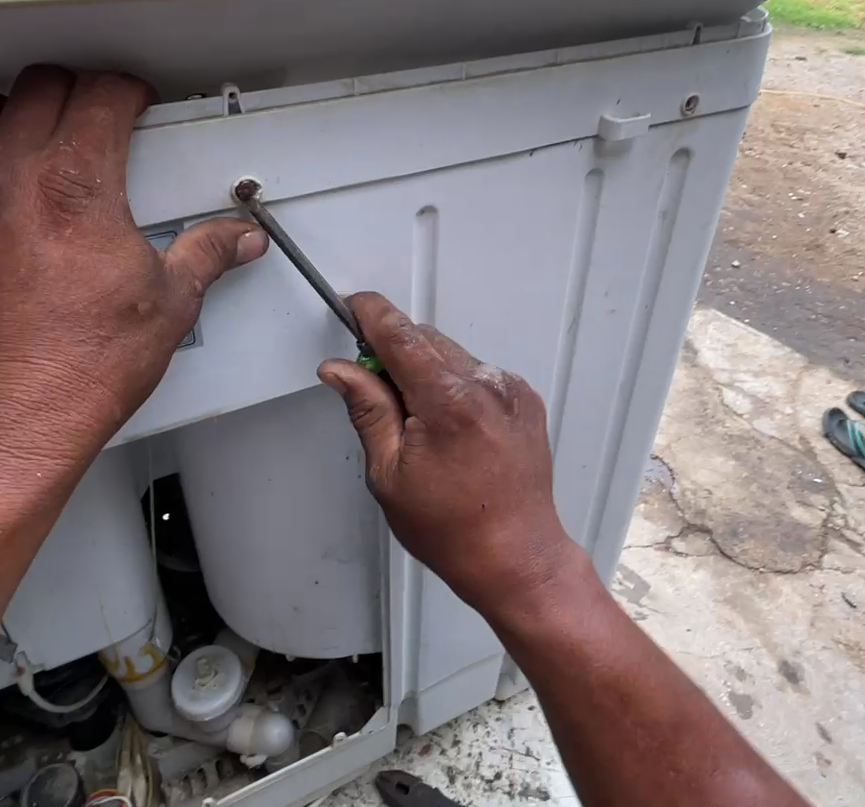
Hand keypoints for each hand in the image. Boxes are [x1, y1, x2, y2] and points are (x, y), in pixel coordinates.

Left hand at [0, 66, 267, 467]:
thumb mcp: (170, 304)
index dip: (126, 91)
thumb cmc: (85, 368)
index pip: (101, 94)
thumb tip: (242, 238)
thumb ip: (208, 252)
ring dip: (0, 104)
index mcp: (77, 187)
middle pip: (38, 86)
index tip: (132, 103)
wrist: (11, 424)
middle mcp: (6, 178)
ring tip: (19, 128)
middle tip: (88, 119)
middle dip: (74, 92)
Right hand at [317, 293, 580, 614]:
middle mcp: (487, 385)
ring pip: (451, 353)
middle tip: (375, 389)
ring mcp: (511, 390)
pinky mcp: (524, 398)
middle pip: (425, 339)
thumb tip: (339, 369)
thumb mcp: (389, 474)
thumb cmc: (453, 529)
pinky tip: (450, 425)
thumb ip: (367, 409)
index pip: (400, 334)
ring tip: (419, 422)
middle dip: (393, 352)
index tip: (353, 307)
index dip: (371, 314)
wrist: (517, 556)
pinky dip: (454, 383)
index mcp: (449, 402)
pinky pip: (477, 371)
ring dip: (425, 369)